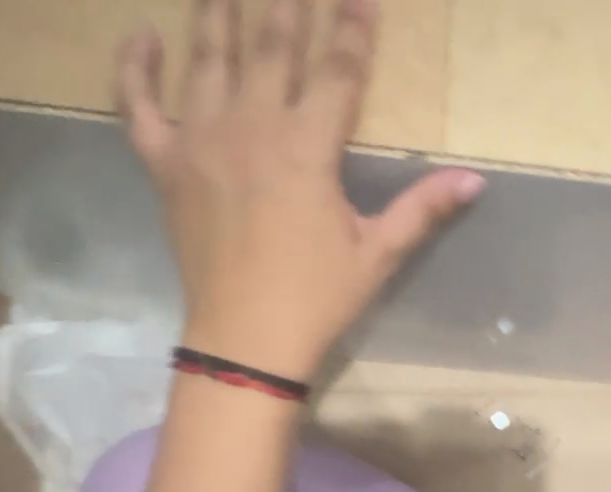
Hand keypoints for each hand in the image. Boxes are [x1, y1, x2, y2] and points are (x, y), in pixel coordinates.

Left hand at [115, 0, 485, 380]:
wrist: (245, 339)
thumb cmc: (317, 299)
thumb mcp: (377, 255)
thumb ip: (422, 209)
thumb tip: (475, 181)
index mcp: (306, 147)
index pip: (337, 69)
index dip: (353, 27)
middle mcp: (250, 125)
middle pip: (270, 42)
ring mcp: (200, 139)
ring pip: (206, 54)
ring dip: (219, 7)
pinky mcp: (164, 165)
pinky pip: (138, 104)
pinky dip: (134, 67)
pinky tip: (143, 35)